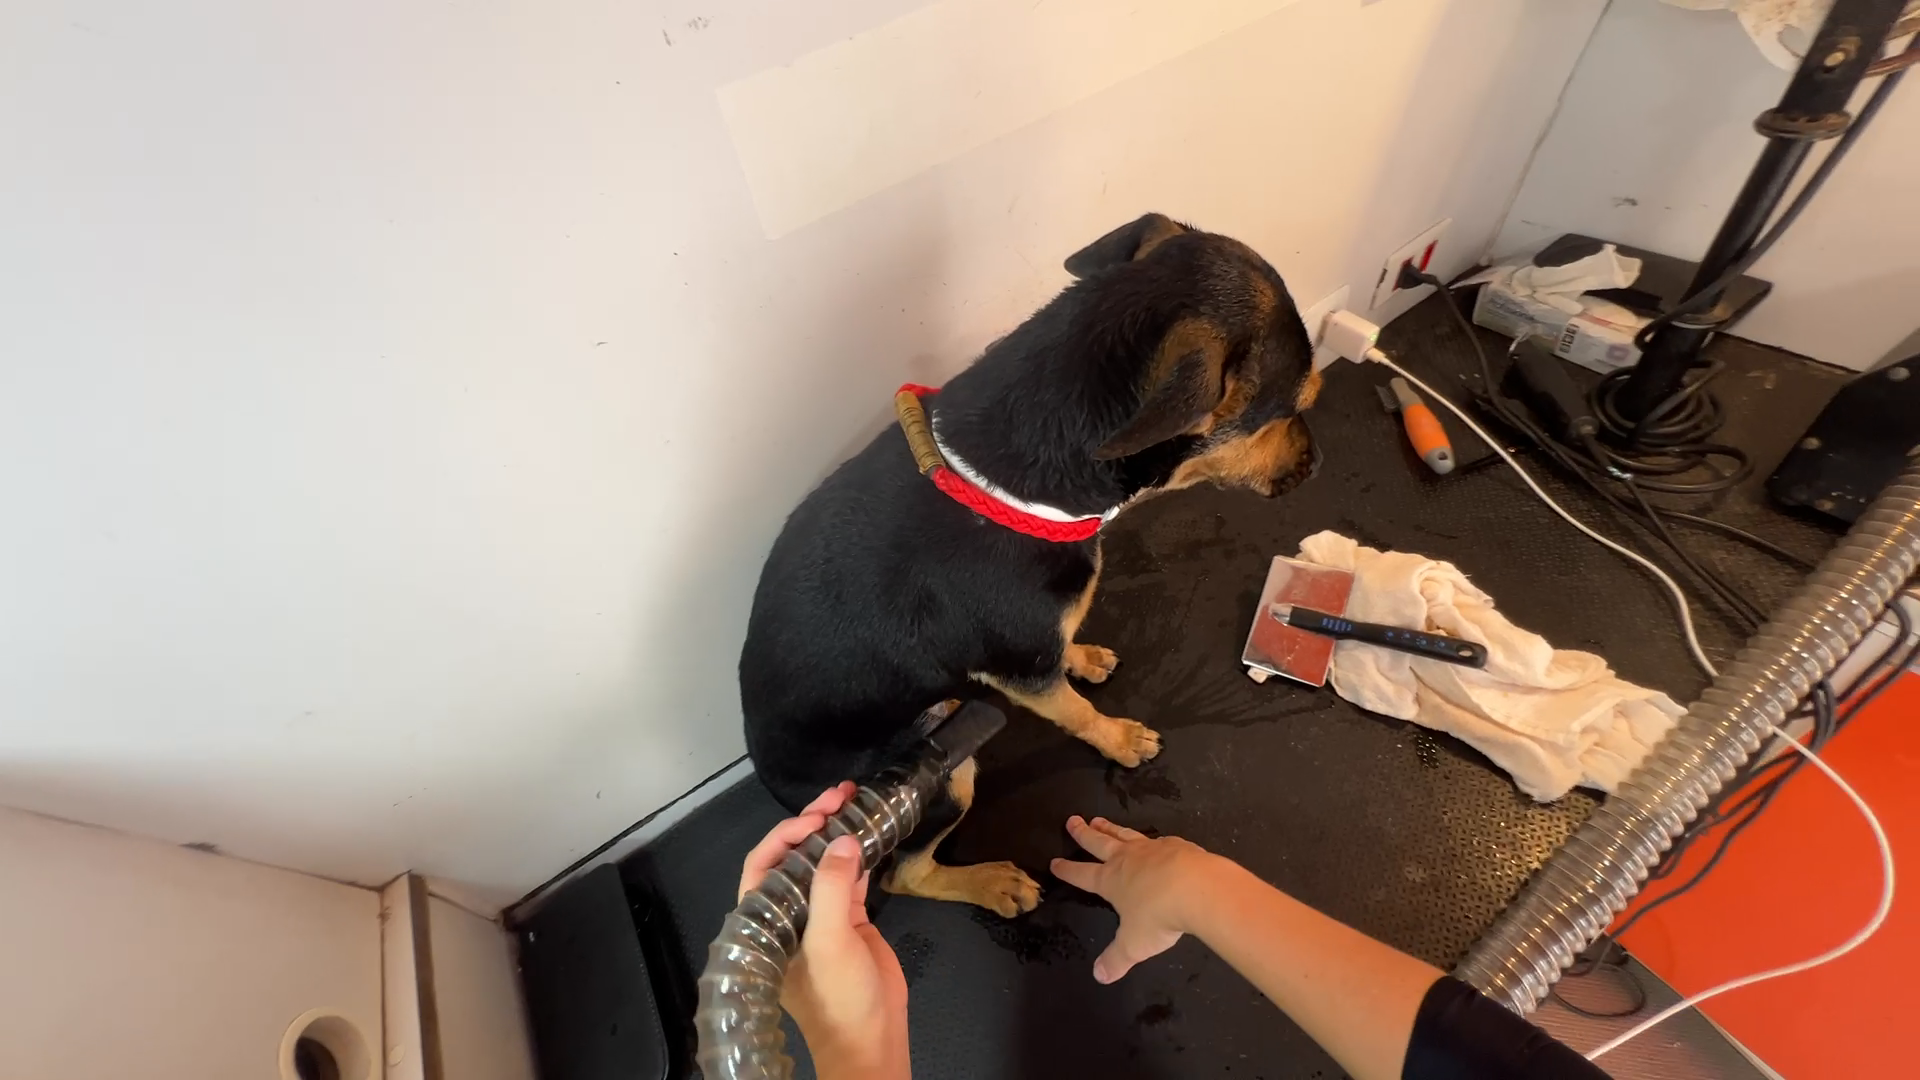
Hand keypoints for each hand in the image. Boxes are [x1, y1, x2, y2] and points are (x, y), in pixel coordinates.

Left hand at [737, 783, 909, 1079]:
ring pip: (822, 859)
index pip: (763, 866)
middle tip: (839, 794)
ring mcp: (820, 913)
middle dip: (812, 821)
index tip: (816, 817)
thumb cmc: (838, 996)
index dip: (784, 835)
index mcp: (769, 921)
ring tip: (854, 798)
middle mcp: (790, 912)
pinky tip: (870, 831)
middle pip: (793, 855)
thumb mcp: (829, 942)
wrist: (873, 1038)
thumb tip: (843, 840)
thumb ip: (831, 888)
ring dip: (836, 829)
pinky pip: (849, 873)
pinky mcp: (850, 917)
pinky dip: (858, 850)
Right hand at [1049, 815, 1220, 983]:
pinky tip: (1152, 838)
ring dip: (1110, 827)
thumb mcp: (1134, 945)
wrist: (1196, 887)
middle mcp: (1126, 859)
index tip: (1054, 862)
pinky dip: (1149, 838)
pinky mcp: (1174, 845)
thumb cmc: (1159, 916)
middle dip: (1083, 834)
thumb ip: (1116, 959)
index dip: (1067, 870)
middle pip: (1099, 842)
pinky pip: (1156, 839)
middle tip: (1072, 820)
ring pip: (1124, 834)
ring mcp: (1150, 848)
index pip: (1082, 874)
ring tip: (1099, 820)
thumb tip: (1099, 976)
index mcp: (1111, 880)